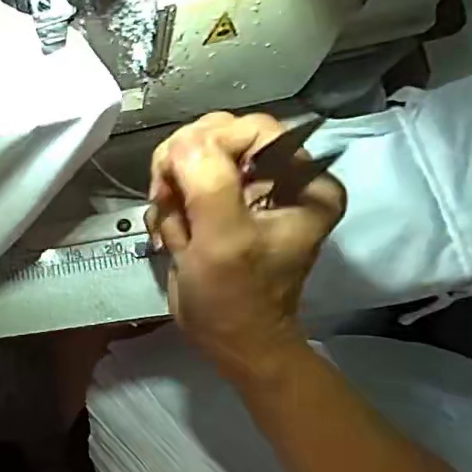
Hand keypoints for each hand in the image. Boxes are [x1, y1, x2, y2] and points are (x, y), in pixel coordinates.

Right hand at [146, 112, 345, 383]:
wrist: (227, 341)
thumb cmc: (235, 298)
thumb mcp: (225, 240)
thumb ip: (209, 182)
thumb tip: (183, 142)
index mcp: (303, 179)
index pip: (250, 129)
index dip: (207, 146)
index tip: (177, 180)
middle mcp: (278, 177)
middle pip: (216, 138)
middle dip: (182, 173)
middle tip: (171, 205)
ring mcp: (244, 191)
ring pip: (190, 162)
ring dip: (172, 198)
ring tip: (180, 236)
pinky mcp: (217, 207)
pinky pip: (180, 186)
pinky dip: (168, 211)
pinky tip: (175, 240)